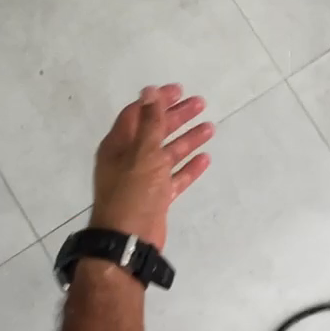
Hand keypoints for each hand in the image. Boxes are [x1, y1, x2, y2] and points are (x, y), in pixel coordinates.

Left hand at [89, 84, 213, 250]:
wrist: (128, 240)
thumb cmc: (133, 192)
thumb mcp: (143, 153)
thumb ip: (150, 122)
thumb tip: (149, 90)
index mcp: (119, 145)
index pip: (138, 113)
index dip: (158, 100)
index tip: (180, 90)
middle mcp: (129, 159)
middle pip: (155, 130)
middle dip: (177, 116)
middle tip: (200, 104)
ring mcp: (144, 179)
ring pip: (168, 153)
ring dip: (187, 139)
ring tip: (210, 128)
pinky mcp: (157, 197)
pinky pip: (175, 176)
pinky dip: (189, 167)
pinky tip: (205, 158)